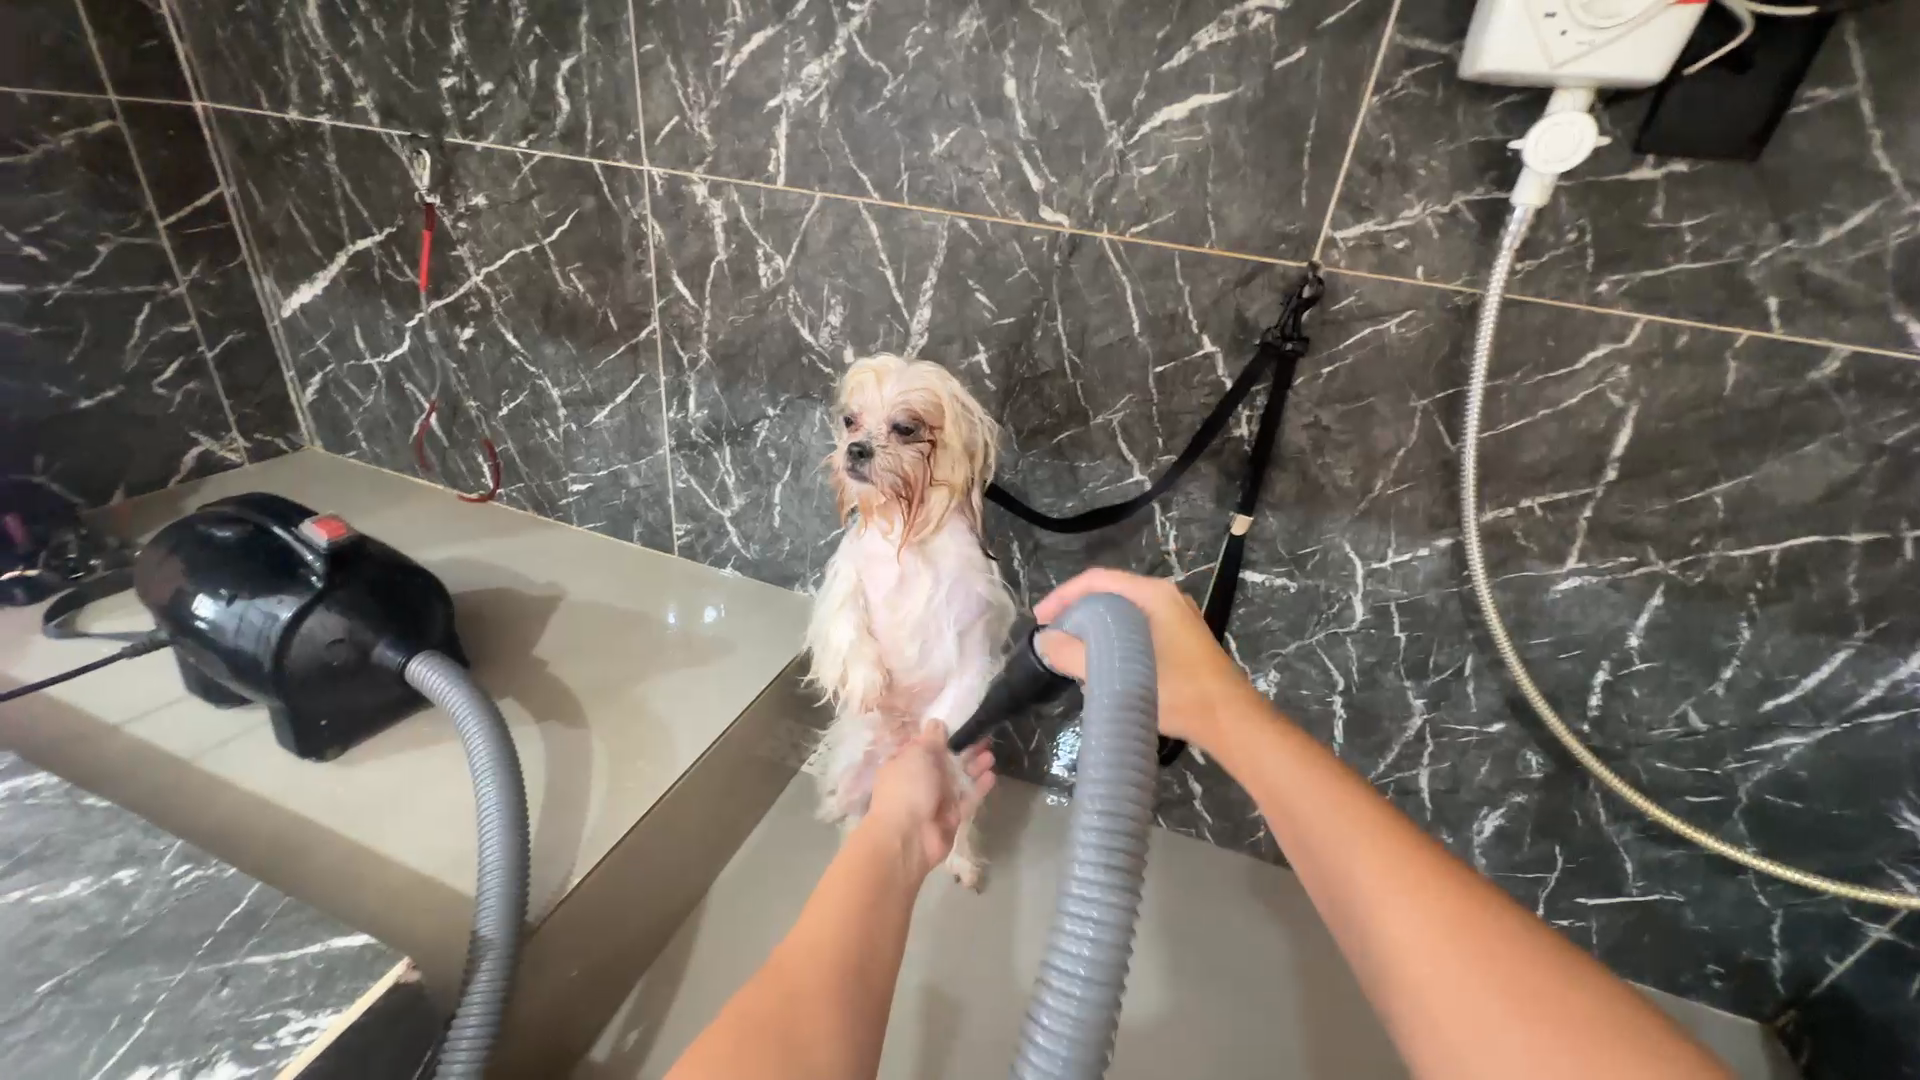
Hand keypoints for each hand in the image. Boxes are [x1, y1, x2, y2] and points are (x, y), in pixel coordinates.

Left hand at [864, 721, 994, 875]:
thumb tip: (936, 722)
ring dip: (974, 766)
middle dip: (963, 749)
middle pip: (944, 761)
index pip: (922, 746)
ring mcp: (936, 799)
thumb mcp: (917, 755)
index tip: (959, 724)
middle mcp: (919, 780)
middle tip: (984, 737)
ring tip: (991, 754)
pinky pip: (967, 798)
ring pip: (958, 778)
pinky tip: (992, 775)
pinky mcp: (951, 816)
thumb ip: (931, 739)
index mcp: (904, 763)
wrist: (907, 838)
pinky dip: (978, 787)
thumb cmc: (907, 788)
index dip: (939, 736)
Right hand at [1033, 568, 1266, 752]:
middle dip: (1076, 610)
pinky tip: (1100, 660)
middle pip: (1109, 592)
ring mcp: (1175, 617)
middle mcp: (1165, 598)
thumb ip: (1076, 655)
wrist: (1230, 720)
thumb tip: (1045, 642)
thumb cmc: (1179, 692)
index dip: (1063, 595)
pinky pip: (1134, 627)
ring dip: (1093, 626)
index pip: (1097, 580)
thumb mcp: (1120, 673)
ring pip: (1121, 612)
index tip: (1041, 619)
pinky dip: (1111, 637)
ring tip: (1069, 647)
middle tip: (1052, 634)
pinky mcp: (1179, 638)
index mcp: (1153, 595)